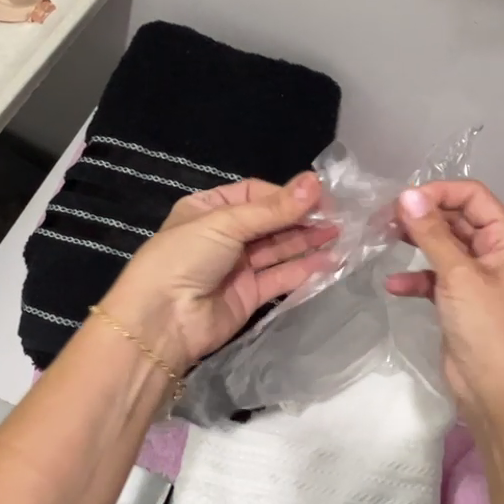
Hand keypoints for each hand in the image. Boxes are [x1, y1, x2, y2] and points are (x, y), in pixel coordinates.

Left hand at [101, 173, 338, 372]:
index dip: (287, 195)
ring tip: (342, 234)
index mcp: (208, 209)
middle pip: (270, 222)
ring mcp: (236, 267)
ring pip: (278, 249)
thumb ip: (274, 208)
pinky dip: (304, 269)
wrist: (160, 322)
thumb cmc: (186, 256)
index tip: (322, 195)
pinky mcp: (248, 296)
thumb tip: (316, 181)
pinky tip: (330, 261)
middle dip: (302, 218)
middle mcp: (223, 236)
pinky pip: (280, 278)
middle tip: (340, 216)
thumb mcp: (227, 222)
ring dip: (308, 241)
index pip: (256, 194)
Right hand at [386, 180, 503, 427]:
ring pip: (443, 245)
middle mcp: (496, 252)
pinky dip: (416, 277)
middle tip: (385, 217)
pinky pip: (435, 276)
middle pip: (456, 218)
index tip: (403, 200)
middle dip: (423, 216)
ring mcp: (478, 276)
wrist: (495, 392)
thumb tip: (407, 195)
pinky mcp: (461, 299)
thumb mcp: (458, 275)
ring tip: (383, 238)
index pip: (473, 196)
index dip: (439, 192)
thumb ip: (431, 233)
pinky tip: (394, 285)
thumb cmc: (486, 327)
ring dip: (416, 242)